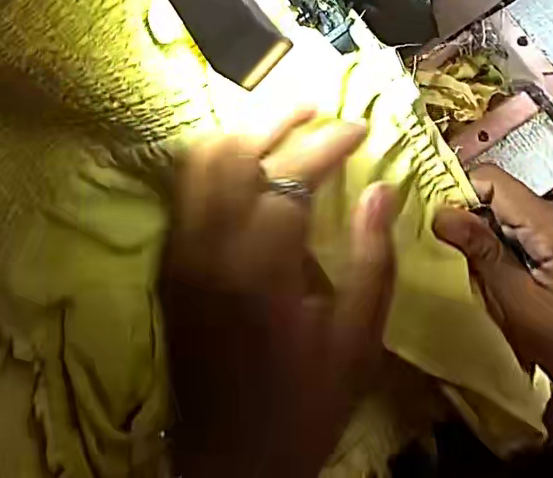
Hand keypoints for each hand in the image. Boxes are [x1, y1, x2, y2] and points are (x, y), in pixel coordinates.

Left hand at [161, 109, 397, 477]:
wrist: (229, 463)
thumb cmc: (303, 404)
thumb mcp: (357, 341)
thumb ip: (372, 258)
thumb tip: (383, 189)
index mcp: (262, 267)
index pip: (292, 174)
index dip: (330, 142)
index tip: (359, 128)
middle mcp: (212, 247)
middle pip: (238, 152)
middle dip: (281, 119)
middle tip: (318, 109)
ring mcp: (182, 252)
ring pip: (203, 160)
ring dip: (246, 133)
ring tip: (284, 126)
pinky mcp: (169, 262)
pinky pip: (186, 187)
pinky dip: (219, 159)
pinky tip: (247, 160)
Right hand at [432, 165, 552, 406]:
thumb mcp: (522, 307)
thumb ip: (483, 255)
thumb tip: (440, 213)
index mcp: (549, 222)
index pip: (491, 179)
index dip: (458, 192)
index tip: (433, 223)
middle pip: (495, 192)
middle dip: (465, 214)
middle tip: (441, 247)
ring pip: (502, 211)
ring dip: (479, 232)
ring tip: (460, 262)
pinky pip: (516, 227)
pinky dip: (496, 244)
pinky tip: (487, 271)